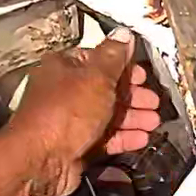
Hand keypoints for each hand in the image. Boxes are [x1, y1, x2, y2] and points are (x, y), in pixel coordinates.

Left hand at [6, 28, 162, 195]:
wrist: (42, 160)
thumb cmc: (62, 115)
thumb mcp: (96, 77)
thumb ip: (114, 57)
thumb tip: (123, 35)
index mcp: (64, 68)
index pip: (98, 61)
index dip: (123, 67)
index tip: (142, 75)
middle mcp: (64, 93)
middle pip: (105, 90)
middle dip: (132, 96)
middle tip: (152, 101)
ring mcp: (69, 122)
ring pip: (106, 117)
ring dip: (132, 118)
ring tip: (153, 121)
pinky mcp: (75, 147)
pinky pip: (103, 140)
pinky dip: (123, 138)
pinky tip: (140, 139)